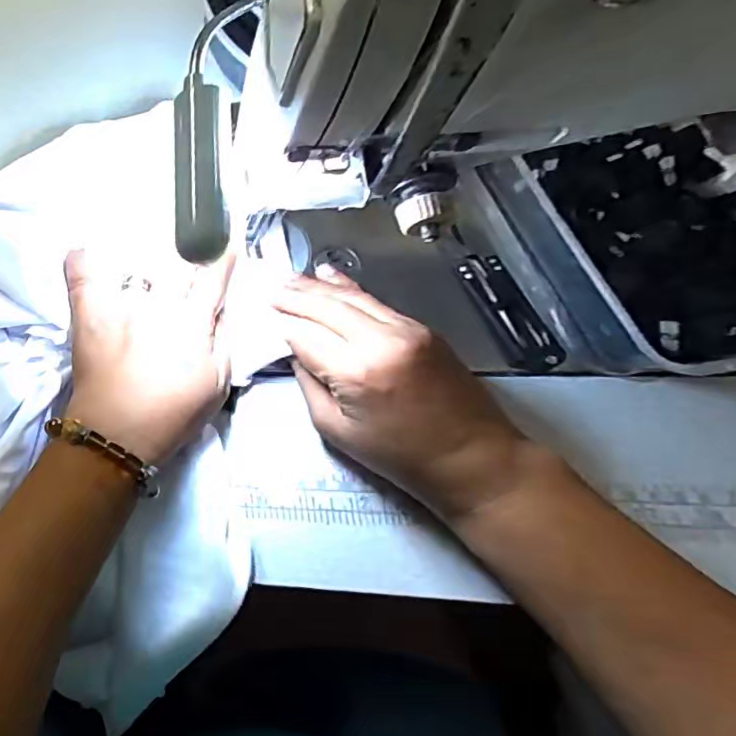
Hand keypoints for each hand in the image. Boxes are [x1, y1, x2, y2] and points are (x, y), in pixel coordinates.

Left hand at [62, 248, 234, 465]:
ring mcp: (121, 306)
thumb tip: (221, 310)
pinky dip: (82, 260)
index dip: (223, 254)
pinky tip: (83, 249)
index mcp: (193, 323)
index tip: (226, 236)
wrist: (115, 436)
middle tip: (185, 243)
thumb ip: (223, 342)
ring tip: (140, 235)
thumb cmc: (172, 416)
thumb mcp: (217, 386)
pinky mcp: (90, 313)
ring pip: (134, 262)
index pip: (214, 278)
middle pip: (176, 262)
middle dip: (184, 249)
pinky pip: (83, 275)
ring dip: (140, 249)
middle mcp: (160, 307)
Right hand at [271, 266, 558, 521]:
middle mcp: (381, 340)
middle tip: (270, 288)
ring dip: (319, 286)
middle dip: (296, 296)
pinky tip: (330, 278)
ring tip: (291, 278)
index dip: (282, 326)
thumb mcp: (338, 432)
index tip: (262, 317)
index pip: (306, 336)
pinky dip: (349, 289)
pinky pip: (375, 301)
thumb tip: (299, 353)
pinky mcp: (420, 327)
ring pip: (352, 296)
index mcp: (357, 371)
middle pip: (327, 306)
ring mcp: (405, 328)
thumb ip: (311, 386)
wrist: (473, 457)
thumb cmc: (401, 457)